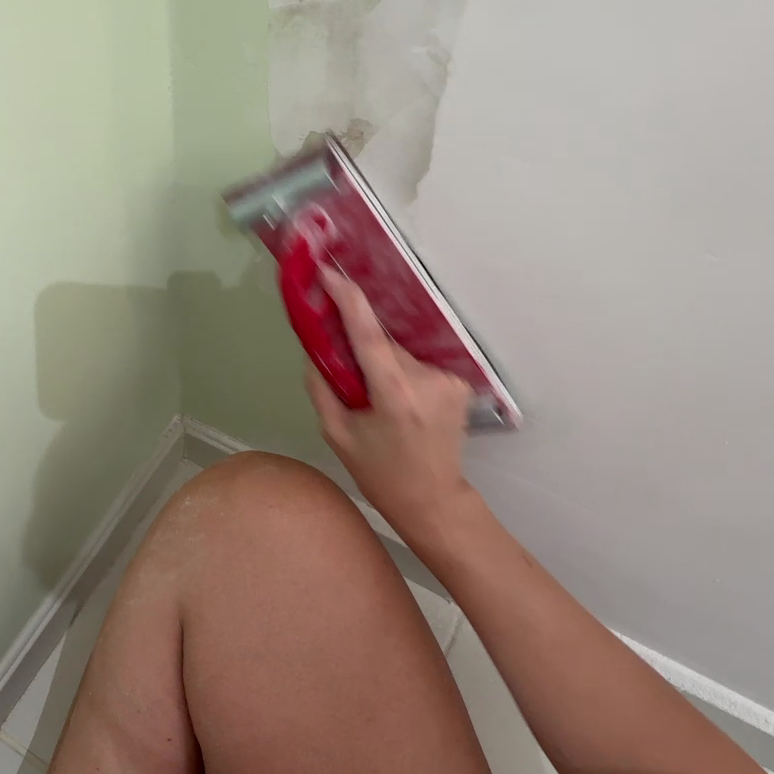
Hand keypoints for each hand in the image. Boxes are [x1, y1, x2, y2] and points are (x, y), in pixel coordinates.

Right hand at [305, 268, 479, 535]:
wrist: (432, 499)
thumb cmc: (379, 471)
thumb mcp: (337, 434)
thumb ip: (322, 387)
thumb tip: (314, 348)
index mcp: (394, 394)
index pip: (368, 334)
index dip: (348, 299)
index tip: (329, 274)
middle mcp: (426, 379)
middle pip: (383, 343)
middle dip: (361, 348)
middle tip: (348, 376)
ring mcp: (448, 379)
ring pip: (400, 353)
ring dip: (382, 363)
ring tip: (378, 400)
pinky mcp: (460, 382)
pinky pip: (417, 364)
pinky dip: (401, 373)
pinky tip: (399, 403)